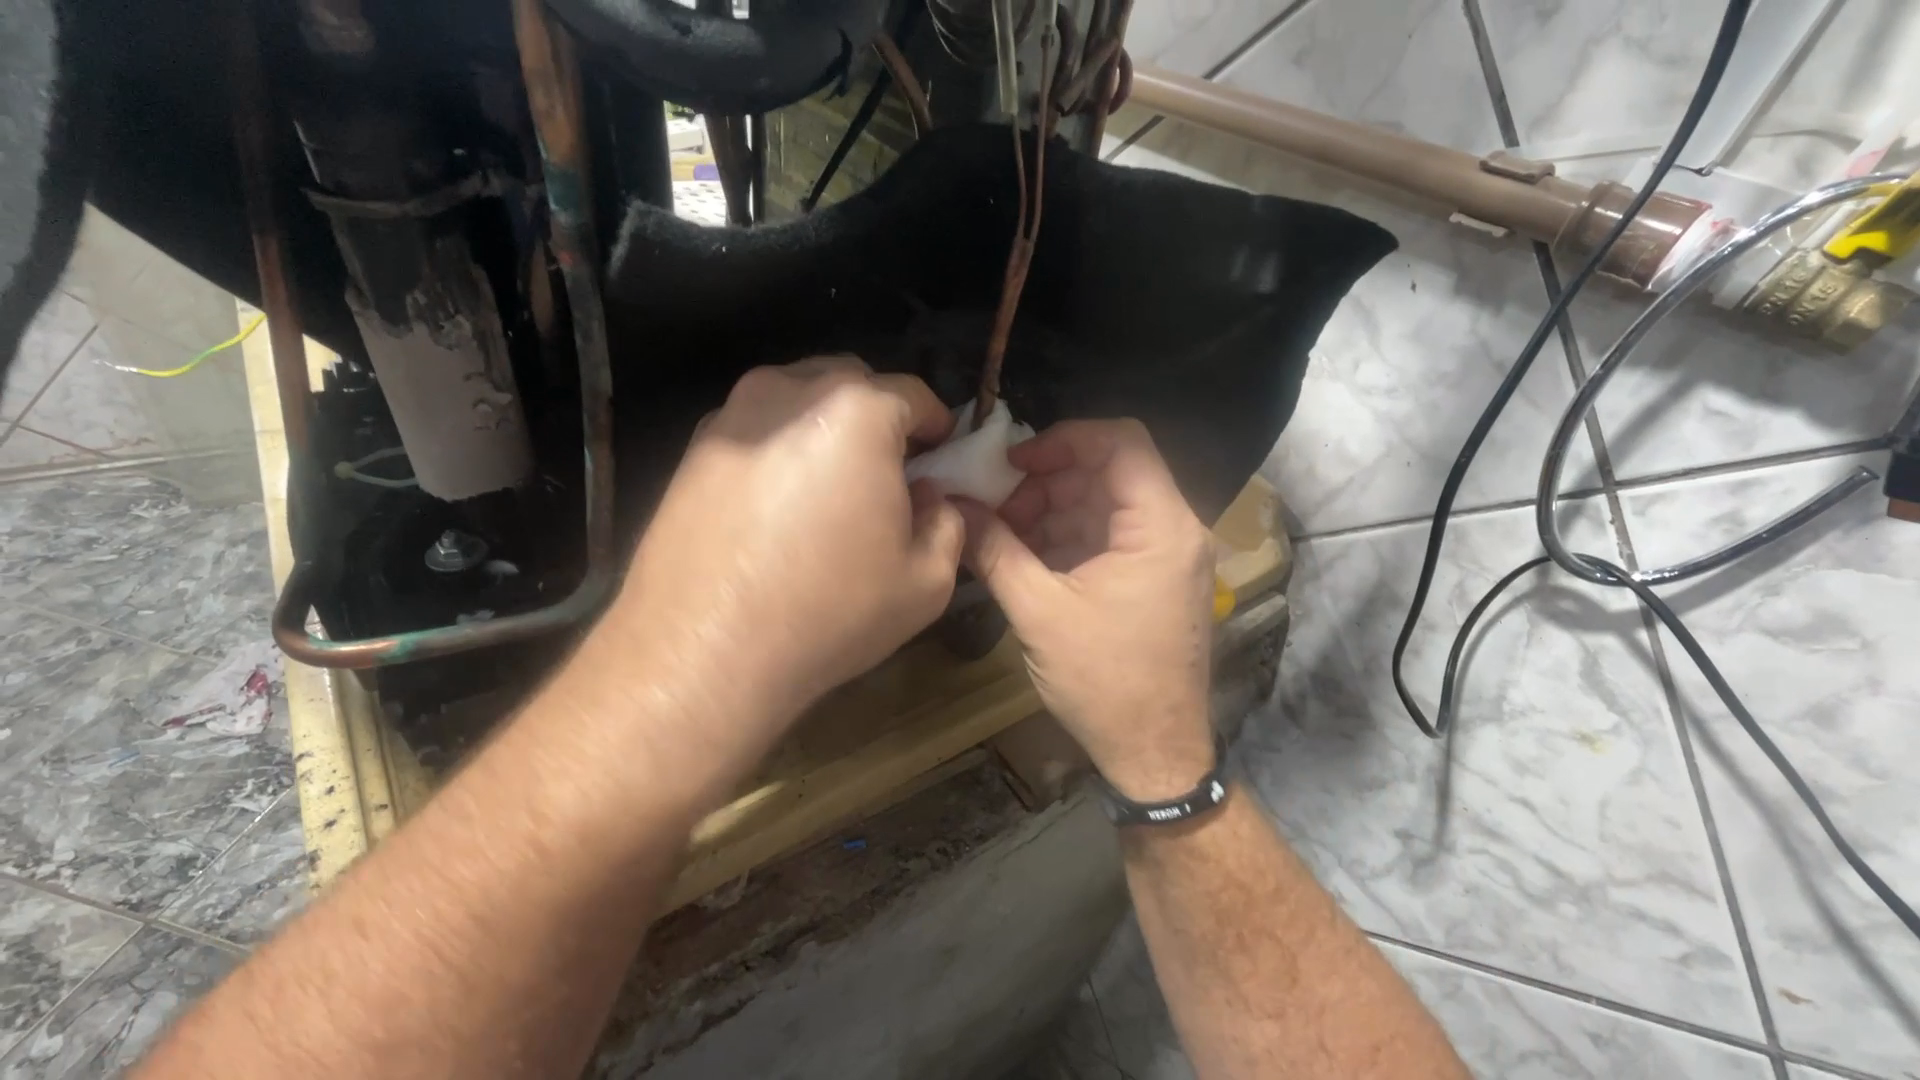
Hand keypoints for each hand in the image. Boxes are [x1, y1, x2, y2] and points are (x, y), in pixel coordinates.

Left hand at [601, 357, 966, 740]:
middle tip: (886, 475)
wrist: (702, 650)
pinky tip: (777, 509)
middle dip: (879, 418)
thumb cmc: (828, 612)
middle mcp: (790, 392)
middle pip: (852, 383)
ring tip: (827, 491)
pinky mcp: (692, 449)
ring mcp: (732, 416)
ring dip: (825, 430)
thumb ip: (946, 521)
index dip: (937, 427)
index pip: (915, 394)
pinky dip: (778, 450)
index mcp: (856, 410)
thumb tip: (929, 496)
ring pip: (798, 400)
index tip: (939, 460)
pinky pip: (755, 432)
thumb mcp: (927, 581)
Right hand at [953, 419, 1216, 801]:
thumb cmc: (1104, 682)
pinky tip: (1023, 559)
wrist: (1152, 753)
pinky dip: (1065, 540)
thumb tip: (952, 505)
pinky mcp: (1152, 583)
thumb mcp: (1039, 611)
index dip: (1062, 439)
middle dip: (1047, 483)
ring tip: (1001, 537)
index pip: (1120, 441)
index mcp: (1161, 526)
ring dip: (1050, 512)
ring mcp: (1165, 558)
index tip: (1013, 463)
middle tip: (996, 508)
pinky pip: (1106, 539)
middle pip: (1107, 472)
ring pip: (1102, 506)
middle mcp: (1174, 530)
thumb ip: (994, 549)